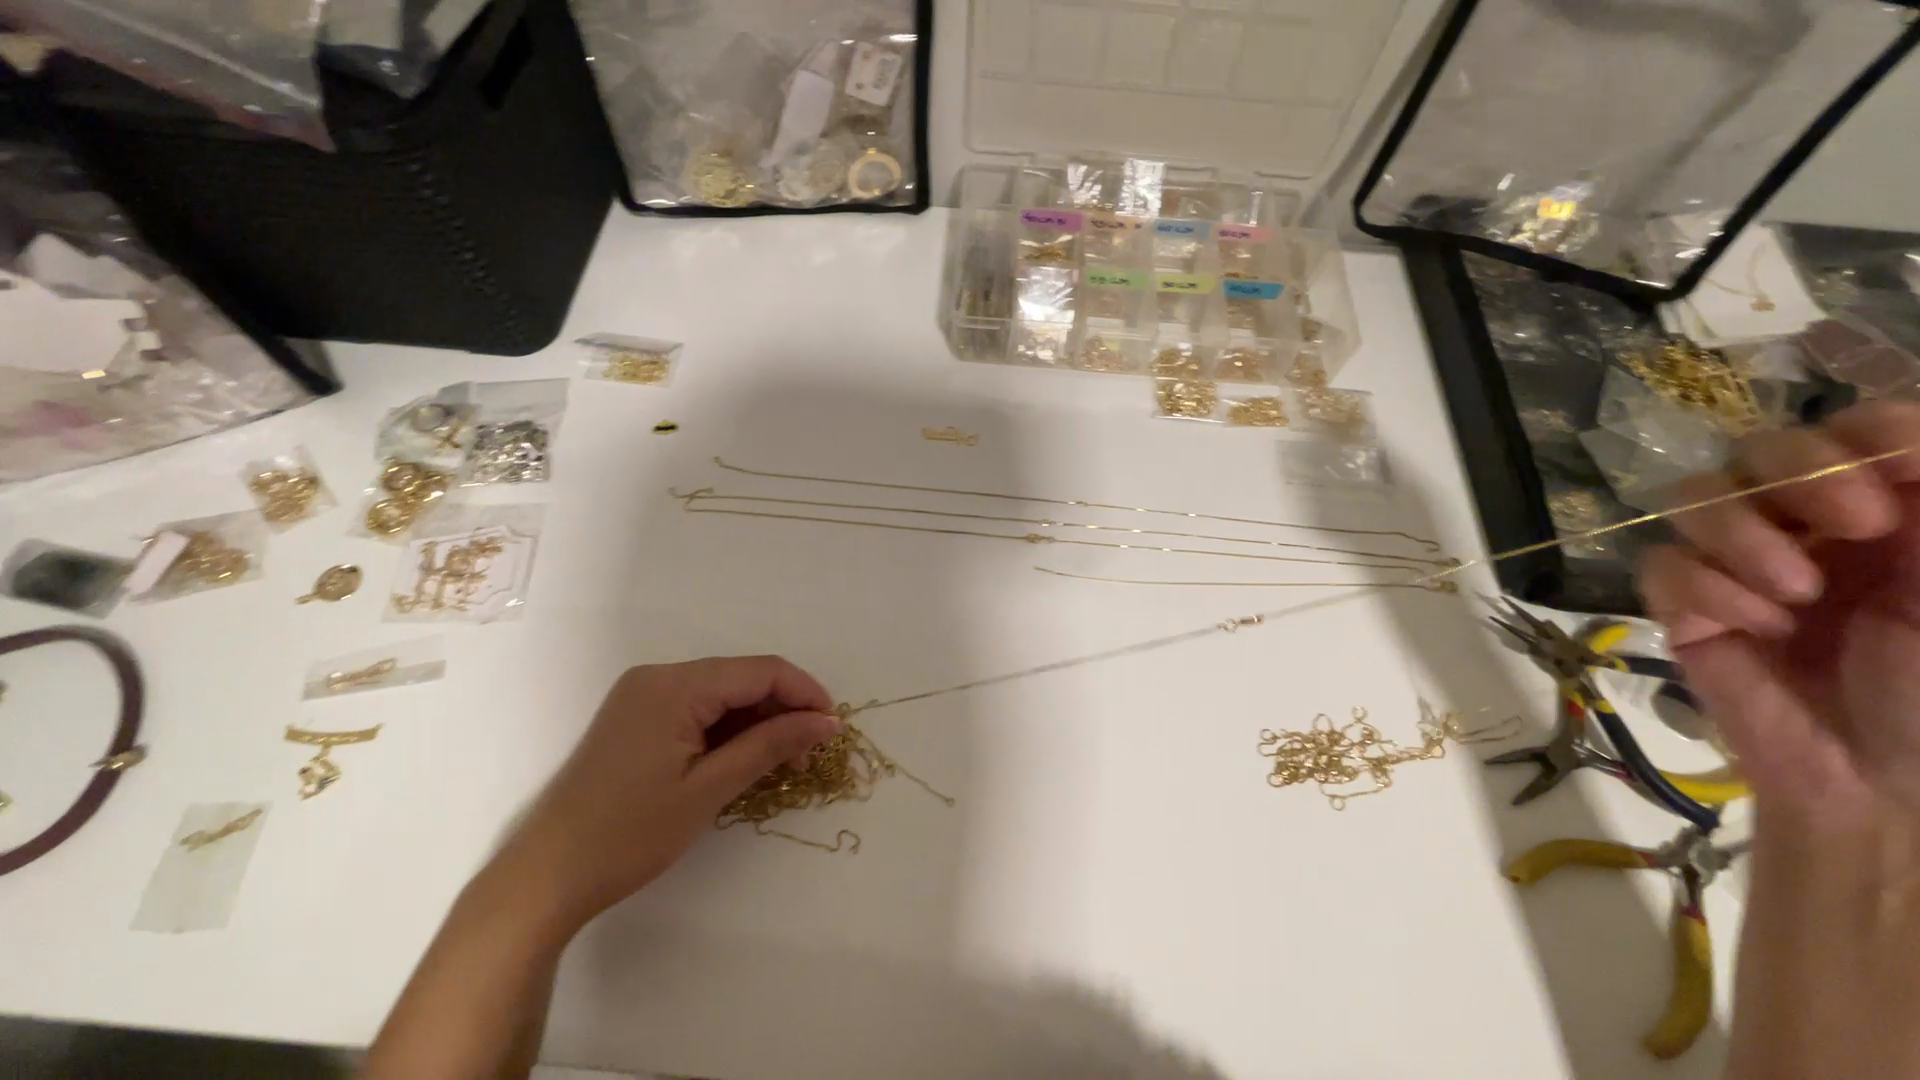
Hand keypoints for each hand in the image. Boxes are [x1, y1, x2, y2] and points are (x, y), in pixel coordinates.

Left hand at [499, 656, 842, 929]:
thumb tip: (826, 722)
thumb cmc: (629, 833)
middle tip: (811, 754)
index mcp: (673, 685)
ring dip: (758, 722)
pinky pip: (697, 711)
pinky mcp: (636, 720)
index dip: (805, 693)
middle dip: (783, 710)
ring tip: (785, 763)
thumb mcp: (709, 788)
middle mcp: (657, 678)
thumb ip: (770, 746)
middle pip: (740, 679)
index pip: (759, 671)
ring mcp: (643, 698)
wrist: (547, 875)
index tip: (835, 729)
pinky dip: (727, 731)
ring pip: (721, 695)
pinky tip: (746, 760)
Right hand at [1636, 400, 1919, 820]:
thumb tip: (1898, 441)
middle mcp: (1808, 527)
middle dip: (1799, 473)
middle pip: (1760, 448)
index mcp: (1891, 513)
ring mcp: (1735, 564)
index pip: (1854, 428)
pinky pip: (1663, 564)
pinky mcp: (1681, 604)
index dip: (1861, 431)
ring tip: (1794, 596)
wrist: (1877, 785)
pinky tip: (1752, 628)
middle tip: (1853, 525)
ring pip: (1696, 496)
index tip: (1893, 478)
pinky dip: (1707, 590)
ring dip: (1743, 536)